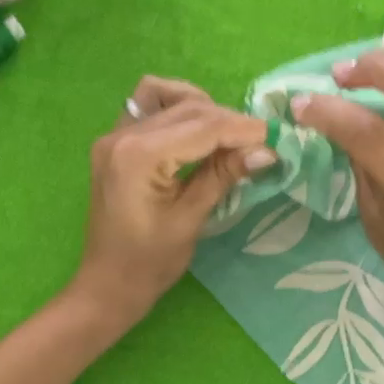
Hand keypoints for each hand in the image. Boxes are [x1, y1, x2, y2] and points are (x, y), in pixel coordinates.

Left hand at [73, 76, 275, 321]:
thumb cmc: (149, 264)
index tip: (275, 138)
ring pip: (166, 98)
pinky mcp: (115, 145)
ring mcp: (114, 136)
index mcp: (139, 156)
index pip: (202, 127)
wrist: (108, 284)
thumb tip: (265, 150)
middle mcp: (122, 135)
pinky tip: (195, 134)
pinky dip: (175, 112)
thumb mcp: (190, 220)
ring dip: (201, 110)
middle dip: (227, 121)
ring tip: (226, 138)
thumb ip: (222, 176)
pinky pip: (147, 108)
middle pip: (187, 108)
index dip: (242, 129)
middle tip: (259, 144)